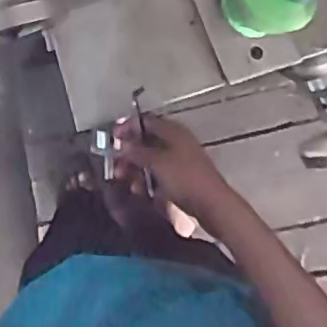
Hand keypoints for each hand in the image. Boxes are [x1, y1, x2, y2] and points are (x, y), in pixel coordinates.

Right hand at [116, 114, 235, 219]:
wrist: (214, 206)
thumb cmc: (184, 178)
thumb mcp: (157, 163)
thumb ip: (137, 151)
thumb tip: (122, 144)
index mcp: (172, 129)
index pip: (145, 120)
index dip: (127, 126)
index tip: (113, 138)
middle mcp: (178, 139)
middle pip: (148, 139)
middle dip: (130, 151)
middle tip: (116, 164)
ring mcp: (183, 158)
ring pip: (154, 158)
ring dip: (138, 167)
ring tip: (126, 180)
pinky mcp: (185, 176)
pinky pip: (162, 172)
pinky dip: (150, 178)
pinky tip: (142, 190)